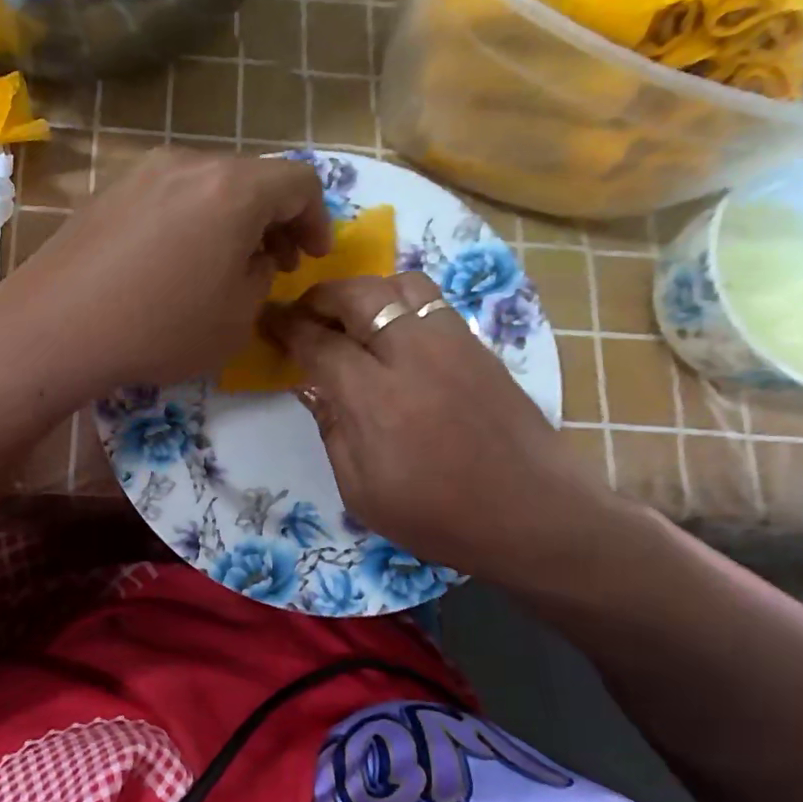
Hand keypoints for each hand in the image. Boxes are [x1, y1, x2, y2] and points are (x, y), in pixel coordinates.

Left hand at [7, 150, 328, 389]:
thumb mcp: (238, 317)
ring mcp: (142, 172)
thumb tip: (254, 257)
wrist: (56, 327)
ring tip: (226, 264)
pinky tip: (177, 261)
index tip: (313, 257)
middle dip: (274, 220)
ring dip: (232, 219)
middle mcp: (189, 163)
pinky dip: (192, 219)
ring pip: (209, 185)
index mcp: (234, 187)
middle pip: (252, 178)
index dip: (317, 219)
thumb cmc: (161, 327)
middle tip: (276, 263)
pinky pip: (169, 195)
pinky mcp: (109, 191)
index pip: (299, 183)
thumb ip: (262, 277)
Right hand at [266, 272, 635, 582]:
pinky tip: (393, 332)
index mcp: (376, 399)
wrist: (535, 516)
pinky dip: (400, 301)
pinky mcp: (479, 346)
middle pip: (358, 295)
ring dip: (365, 292)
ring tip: (350, 318)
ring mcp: (452, 343)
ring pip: (400, 284)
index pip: (319, 343)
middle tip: (304, 314)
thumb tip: (312, 387)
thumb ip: (332, 430)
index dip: (286, 328)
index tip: (268, 321)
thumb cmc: (440, 517)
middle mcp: (413, 355)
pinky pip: (432, 301)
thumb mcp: (362, 492)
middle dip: (321, 297)